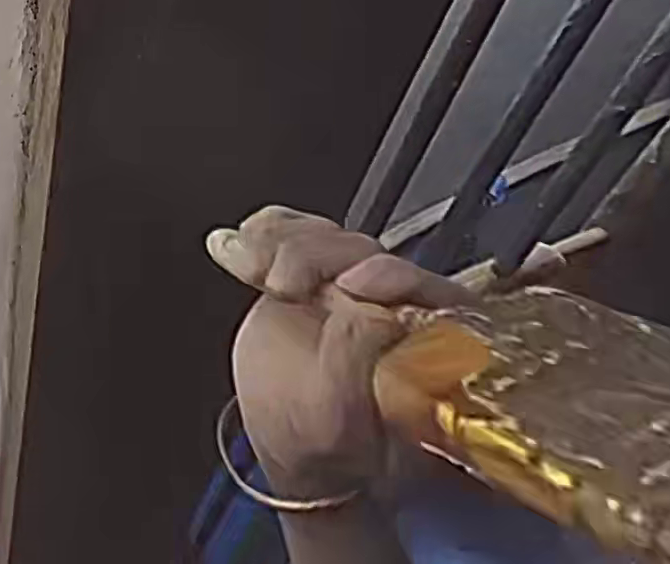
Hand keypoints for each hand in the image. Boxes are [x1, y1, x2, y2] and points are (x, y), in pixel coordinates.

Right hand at [207, 206, 471, 497]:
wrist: (283, 436)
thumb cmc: (324, 442)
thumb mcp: (340, 416)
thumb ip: (355, 361)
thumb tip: (368, 309)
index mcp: (432, 345)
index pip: (426, 285)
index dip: (392, 275)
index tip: (352, 285)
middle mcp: (392, 303)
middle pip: (359, 249)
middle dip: (312, 257)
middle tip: (280, 286)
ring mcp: (341, 280)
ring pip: (316, 232)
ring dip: (276, 242)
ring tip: (250, 272)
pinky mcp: (299, 267)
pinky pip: (281, 227)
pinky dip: (255, 233)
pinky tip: (237, 253)